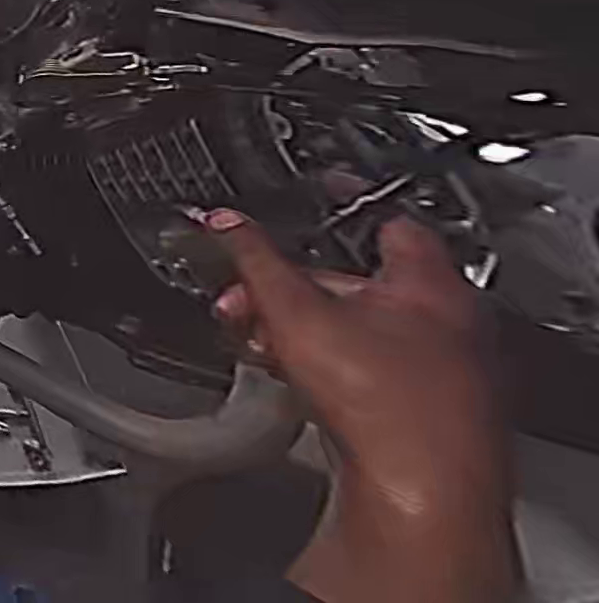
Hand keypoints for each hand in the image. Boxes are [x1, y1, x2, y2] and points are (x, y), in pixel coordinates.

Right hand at [203, 208, 515, 602]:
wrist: (418, 484)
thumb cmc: (382, 400)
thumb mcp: (289, 306)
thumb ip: (251, 255)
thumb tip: (224, 220)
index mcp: (429, 287)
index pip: (389, 221)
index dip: (348, 201)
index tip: (322, 190)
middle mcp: (449, 320)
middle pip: (348, 276)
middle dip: (286, 283)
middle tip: (249, 294)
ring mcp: (442, 361)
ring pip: (350, 318)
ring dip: (294, 321)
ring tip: (260, 338)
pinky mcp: (426, 395)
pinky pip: (361, 353)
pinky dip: (319, 352)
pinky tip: (288, 366)